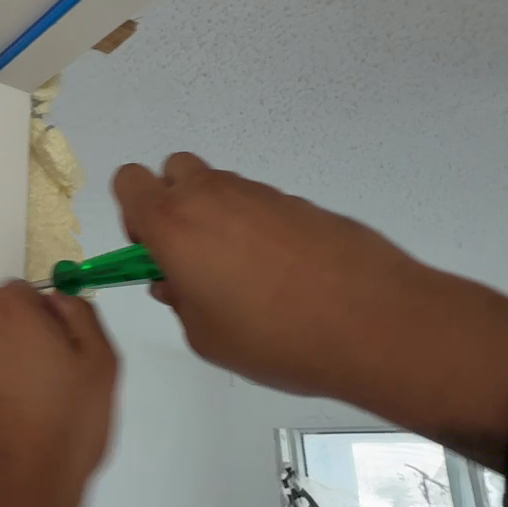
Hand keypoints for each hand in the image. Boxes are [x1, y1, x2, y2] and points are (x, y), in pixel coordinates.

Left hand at [0, 282, 118, 506]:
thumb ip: (79, 315)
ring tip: (14, 406)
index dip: (42, 321)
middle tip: (38, 382)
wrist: (16, 489)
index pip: (23, 295)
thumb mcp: (100, 363)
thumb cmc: (65, 424)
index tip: (55, 354)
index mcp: (9, 308)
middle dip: (14, 339)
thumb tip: (55, 299)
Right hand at [113, 153, 507, 467]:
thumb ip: (180, 302)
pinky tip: (288, 275)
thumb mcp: (205, 336)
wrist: (379, 325)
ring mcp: (262, 195)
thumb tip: (180, 283)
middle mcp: (211, 196)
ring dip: (218, 215)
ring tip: (248, 271)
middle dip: (174, 201)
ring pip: (221, 188)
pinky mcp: (304, 205)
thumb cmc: (273, 337)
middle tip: (193, 249)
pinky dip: (262, 228)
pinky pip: (264, 205)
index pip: (128, 181)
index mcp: (172, 224)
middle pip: (173, 170)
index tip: (153, 247)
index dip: (133, 211)